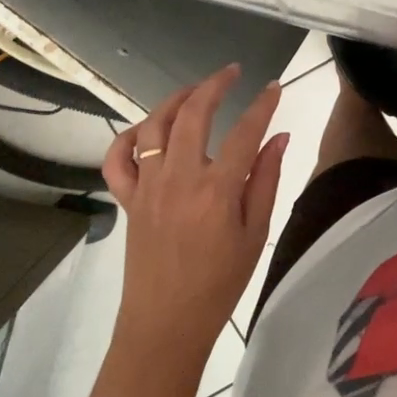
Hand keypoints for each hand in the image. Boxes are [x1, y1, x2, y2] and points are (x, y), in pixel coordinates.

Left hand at [102, 64, 287, 349]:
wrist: (166, 324)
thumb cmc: (220, 282)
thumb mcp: (256, 233)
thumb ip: (266, 180)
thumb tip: (279, 137)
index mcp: (217, 190)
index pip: (245, 131)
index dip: (263, 104)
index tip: (274, 86)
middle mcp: (179, 180)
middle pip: (193, 114)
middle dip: (214, 85)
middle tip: (232, 72)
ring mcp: (147, 188)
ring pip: (153, 127)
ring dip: (174, 100)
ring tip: (195, 91)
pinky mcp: (127, 201)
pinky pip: (116, 160)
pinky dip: (128, 138)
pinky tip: (146, 130)